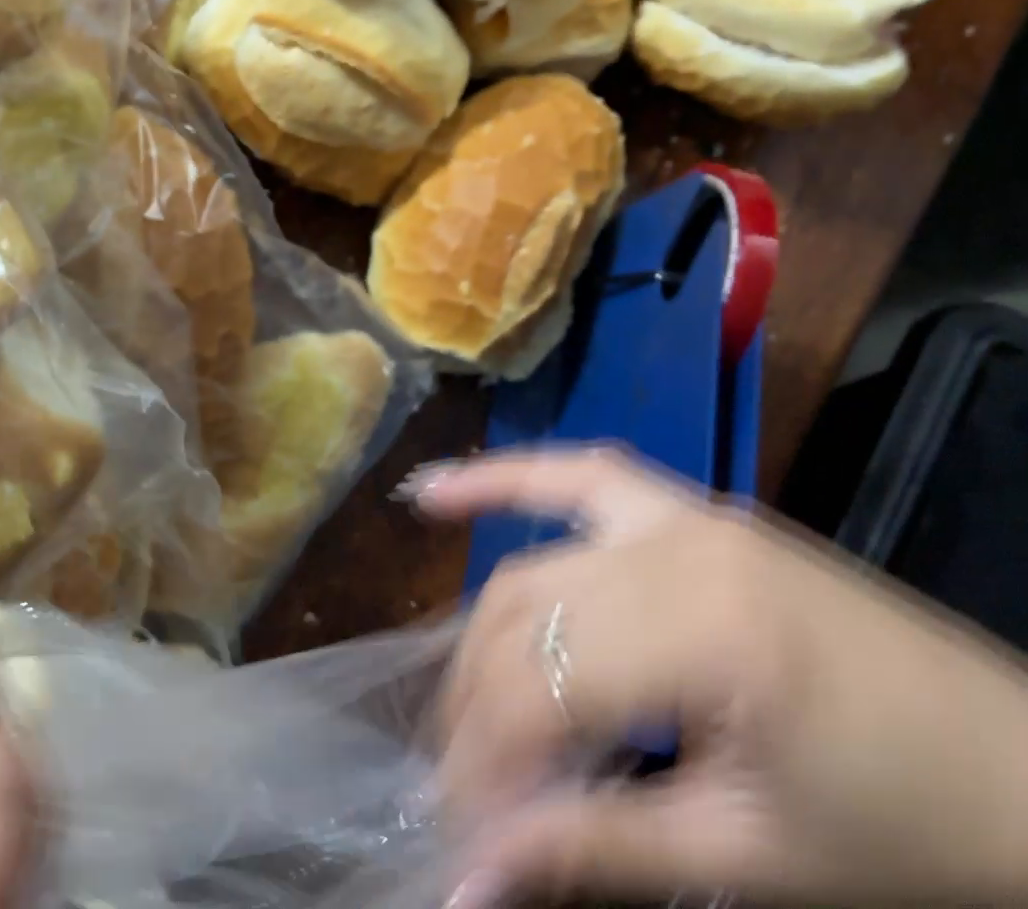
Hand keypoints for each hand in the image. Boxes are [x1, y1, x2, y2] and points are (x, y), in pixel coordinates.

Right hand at [419, 448, 1027, 906]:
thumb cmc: (913, 833)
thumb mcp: (749, 854)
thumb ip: (590, 851)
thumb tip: (461, 888)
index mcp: (707, 633)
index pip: (537, 691)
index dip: (486, 765)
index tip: (464, 831)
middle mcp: (678, 551)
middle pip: (520, 627)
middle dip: (476, 715)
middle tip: (466, 790)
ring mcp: (687, 522)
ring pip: (531, 573)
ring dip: (481, 642)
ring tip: (466, 716)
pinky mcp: (696, 517)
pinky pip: (581, 477)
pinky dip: (502, 480)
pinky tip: (431, 494)